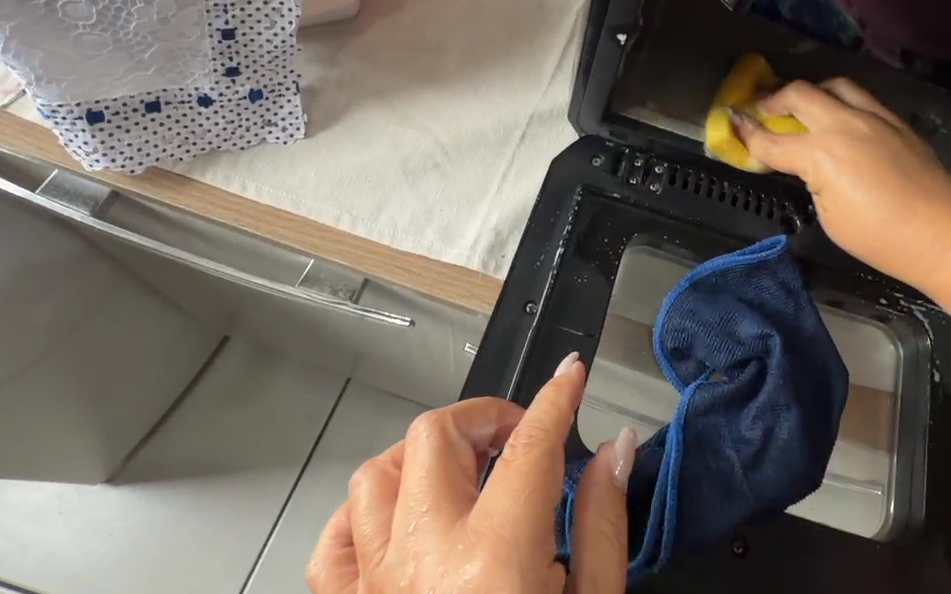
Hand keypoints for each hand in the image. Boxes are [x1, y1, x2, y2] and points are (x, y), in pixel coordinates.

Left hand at [306, 353, 635, 593]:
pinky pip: (336, 542)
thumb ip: (605, 522)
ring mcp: (379, 588)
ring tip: (465, 470)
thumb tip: (615, 452)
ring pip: (378, 474)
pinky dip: (365, 515)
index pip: (532, 441)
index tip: (570, 377)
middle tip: (522, 438)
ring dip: (424, 457)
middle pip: (439, 435)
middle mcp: (427, 559)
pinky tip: (401, 519)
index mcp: (496, 557)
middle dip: (486, 419)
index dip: (557, 398)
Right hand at [732, 78, 950, 285]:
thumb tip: (809, 166)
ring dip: (811, 92)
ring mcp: (873, 117)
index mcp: (821, 153)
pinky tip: (841, 117)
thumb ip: (812, 181)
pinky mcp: (896, 121)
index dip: (747, 134)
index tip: (731, 122)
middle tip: (762, 109)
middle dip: (774, 99)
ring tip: (803, 105)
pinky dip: (841, 100)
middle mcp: (843, 124)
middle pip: (799, 95)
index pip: (772, 141)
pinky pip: (861, 98)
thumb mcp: (829, 216)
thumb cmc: (880, 238)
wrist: (943, 235)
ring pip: (833, 86)